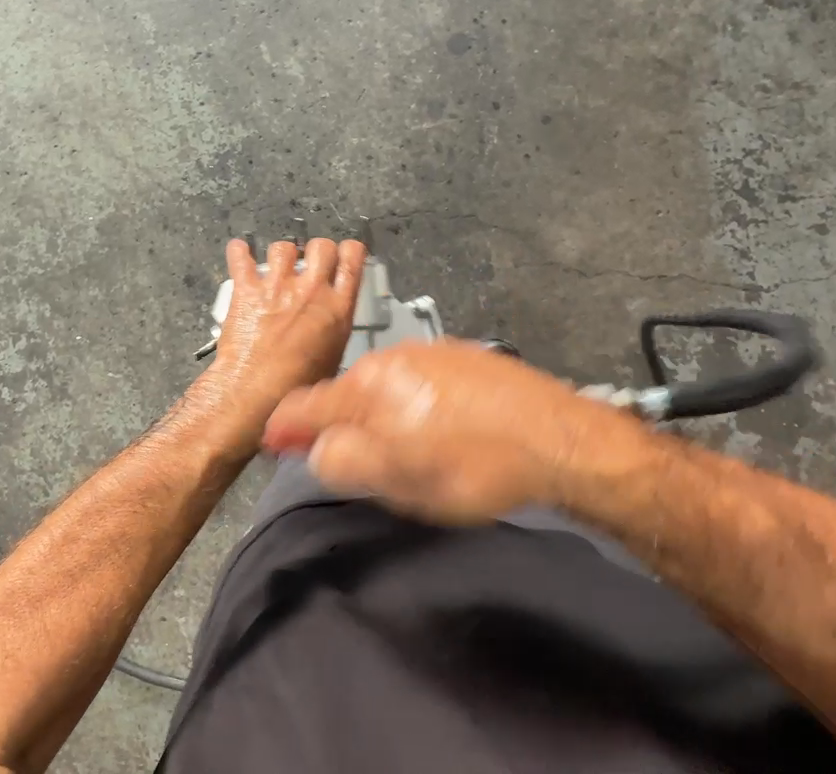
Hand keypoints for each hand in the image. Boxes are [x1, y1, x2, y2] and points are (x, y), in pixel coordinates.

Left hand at [201, 238, 367, 434]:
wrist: (255, 392)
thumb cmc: (294, 387)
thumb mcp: (333, 363)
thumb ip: (334, 335)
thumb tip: (331, 333)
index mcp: (337, 309)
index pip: (352, 261)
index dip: (351, 251)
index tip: (346, 251)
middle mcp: (310, 292)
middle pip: (321, 247)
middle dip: (317, 249)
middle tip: (311, 260)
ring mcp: (278, 287)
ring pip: (283, 247)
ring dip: (281, 254)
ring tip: (277, 264)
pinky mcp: (247, 290)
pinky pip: (240, 257)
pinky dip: (239, 252)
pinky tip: (239, 251)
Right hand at [261, 340, 655, 523]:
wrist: (559, 440)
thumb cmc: (479, 465)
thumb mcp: (398, 480)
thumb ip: (342, 462)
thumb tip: (315, 451)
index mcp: (366, 387)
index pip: (302, 404)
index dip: (283, 428)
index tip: (276, 443)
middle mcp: (391, 360)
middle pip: (343, 395)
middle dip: (337, 427)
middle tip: (352, 464)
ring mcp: (429, 355)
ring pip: (382, 389)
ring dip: (376, 417)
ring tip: (404, 455)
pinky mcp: (461, 359)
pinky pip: (416, 384)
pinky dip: (410, 406)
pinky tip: (438, 433)